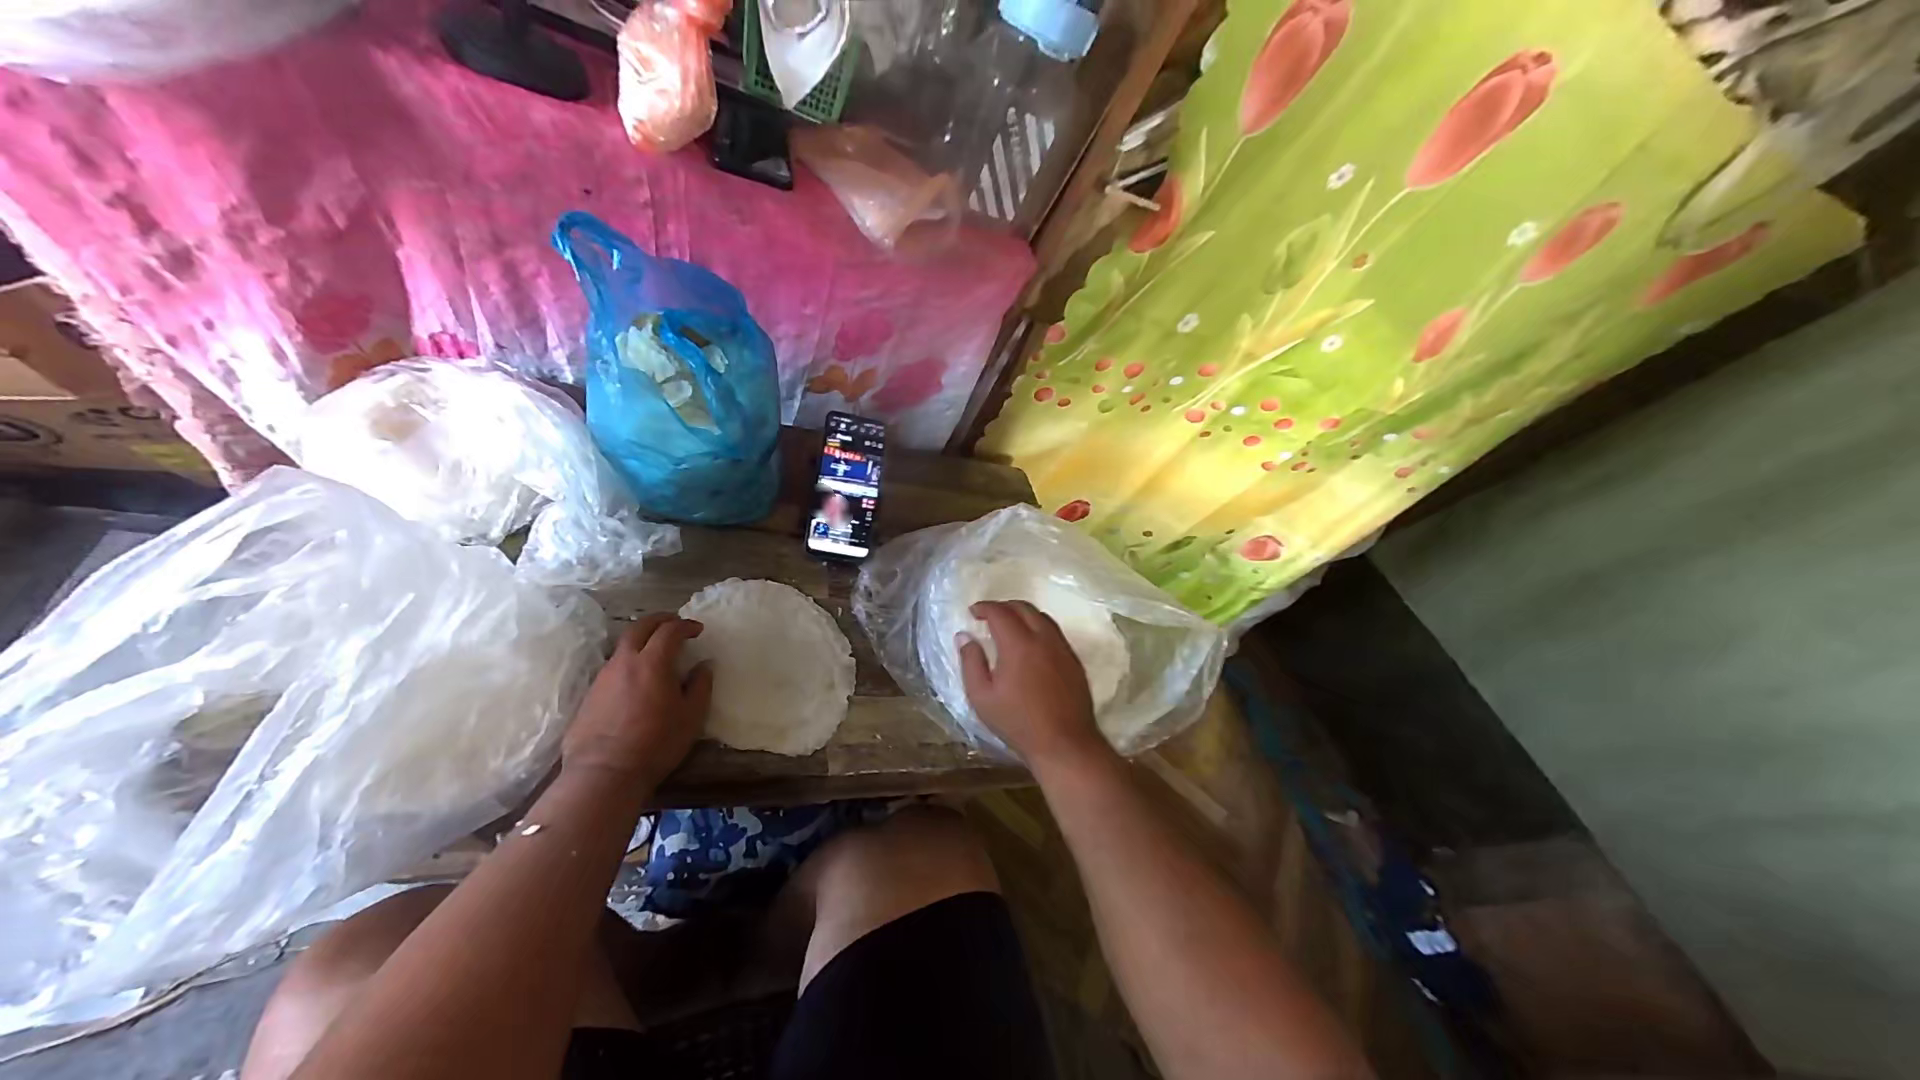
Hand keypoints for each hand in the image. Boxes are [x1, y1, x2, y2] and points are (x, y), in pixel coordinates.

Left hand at [563, 614, 712, 789]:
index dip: (685, 625)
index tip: (697, 630)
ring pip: (623, 645)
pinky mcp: (590, 694)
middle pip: (640, 627)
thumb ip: (700, 686)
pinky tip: (637, 678)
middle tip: (674, 623)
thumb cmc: (656, 743)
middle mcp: (625, 662)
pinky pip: (613, 666)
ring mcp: (603, 677)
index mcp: (653, 662)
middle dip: (659, 620)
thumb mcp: (691, 716)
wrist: (604, 773)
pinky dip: (629, 661)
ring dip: (642, 639)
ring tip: (656, 650)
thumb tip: (703, 665)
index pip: (670, 630)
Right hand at [957, 600, 1113, 775]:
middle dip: (1004, 606)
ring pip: (1043, 617)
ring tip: (1009, 626)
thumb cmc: (1018, 722)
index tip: (973, 612)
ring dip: (1023, 614)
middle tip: (989, 616)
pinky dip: (1039, 627)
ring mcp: (1063, 648)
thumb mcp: (982, 697)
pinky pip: (1055, 632)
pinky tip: (1031, 644)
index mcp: (1019, 644)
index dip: (984, 607)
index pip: (1000, 612)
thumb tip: (964, 637)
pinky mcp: (1074, 660)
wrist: (1064, 743)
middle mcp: (1044, 639)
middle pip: (1024, 608)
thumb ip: (971, 662)